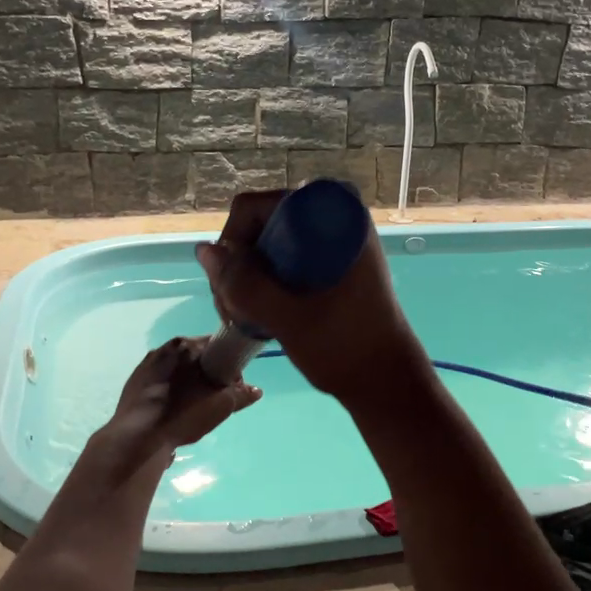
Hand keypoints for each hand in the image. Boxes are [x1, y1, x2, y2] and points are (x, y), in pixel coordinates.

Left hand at [103, 337, 260, 451]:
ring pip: (177, 370)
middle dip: (208, 374)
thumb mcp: (219, 406)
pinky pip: (160, 382)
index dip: (229, 364)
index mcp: (184, 345)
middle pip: (195, 357)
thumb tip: (256, 390)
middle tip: (214, 399)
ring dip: (188, 383)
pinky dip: (170, 391)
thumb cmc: (182, 414)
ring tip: (193, 409)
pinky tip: (173, 412)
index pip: (215, 345)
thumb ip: (240, 395)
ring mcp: (145, 365)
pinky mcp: (133, 383)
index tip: (232, 386)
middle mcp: (163, 348)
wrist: (137, 438)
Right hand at [194, 190, 429, 404]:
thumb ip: (245, 284)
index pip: (260, 207)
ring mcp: (331, 243)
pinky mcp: (327, 265)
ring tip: (243, 318)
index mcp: (337, 219)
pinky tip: (258, 315)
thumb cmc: (346, 350)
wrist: (387, 383)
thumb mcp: (288, 319)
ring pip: (265, 245)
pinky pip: (280, 261)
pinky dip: (262, 283)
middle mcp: (334, 220)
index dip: (236, 241)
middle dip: (238, 264)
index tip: (235, 286)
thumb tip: (204, 250)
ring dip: (245, 278)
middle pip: (259, 224)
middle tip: (234, 309)